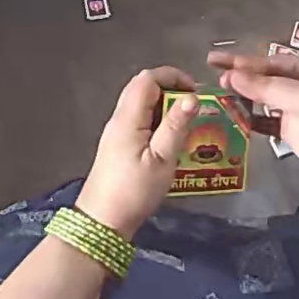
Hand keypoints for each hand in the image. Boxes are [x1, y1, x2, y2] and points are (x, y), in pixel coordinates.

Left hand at [76, 67, 200, 237]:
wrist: (103, 221)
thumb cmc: (135, 191)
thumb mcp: (162, 159)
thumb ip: (175, 126)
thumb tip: (191, 97)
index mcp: (128, 118)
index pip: (147, 79)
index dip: (172, 77)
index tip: (195, 91)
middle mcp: (119, 119)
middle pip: (142, 87)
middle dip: (170, 88)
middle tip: (194, 105)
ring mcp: (116, 132)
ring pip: (140, 104)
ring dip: (164, 105)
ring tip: (187, 122)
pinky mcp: (118, 145)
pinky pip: (139, 120)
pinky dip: (157, 120)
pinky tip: (170, 138)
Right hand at [208, 52, 298, 186]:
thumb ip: (270, 88)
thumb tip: (232, 76)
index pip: (270, 62)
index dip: (245, 62)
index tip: (219, 63)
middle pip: (264, 78)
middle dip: (240, 76)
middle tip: (213, 76)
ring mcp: (294, 110)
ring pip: (261, 98)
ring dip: (242, 96)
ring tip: (219, 94)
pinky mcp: (290, 132)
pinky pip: (264, 121)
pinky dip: (249, 118)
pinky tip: (233, 116)